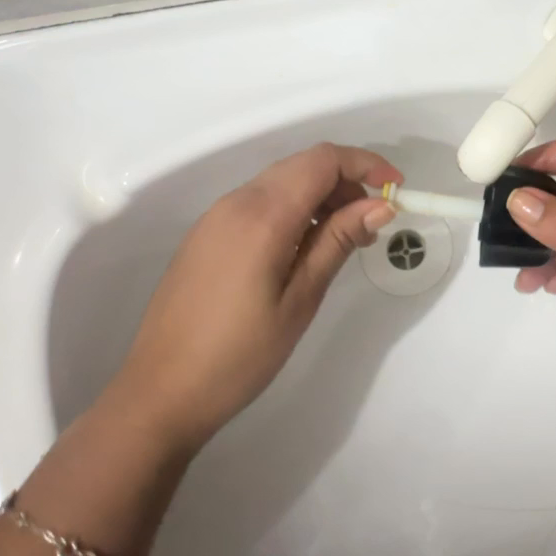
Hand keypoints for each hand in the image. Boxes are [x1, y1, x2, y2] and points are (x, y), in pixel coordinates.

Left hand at [110, 143, 401, 448]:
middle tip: (372, 222)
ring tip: (343, 238)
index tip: (396, 188)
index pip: (323, 161)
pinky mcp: (205, 235)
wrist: (159, 394)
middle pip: (302, 165)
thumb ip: (338, 241)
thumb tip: (380, 205)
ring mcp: (216, 217)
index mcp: (262, 215)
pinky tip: (303, 248)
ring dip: (319, 195)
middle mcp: (236, 202)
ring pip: (280, 182)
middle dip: (345, 180)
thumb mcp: (301, 299)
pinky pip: (258, 202)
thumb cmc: (239, 354)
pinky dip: (292, 208)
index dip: (365, 164)